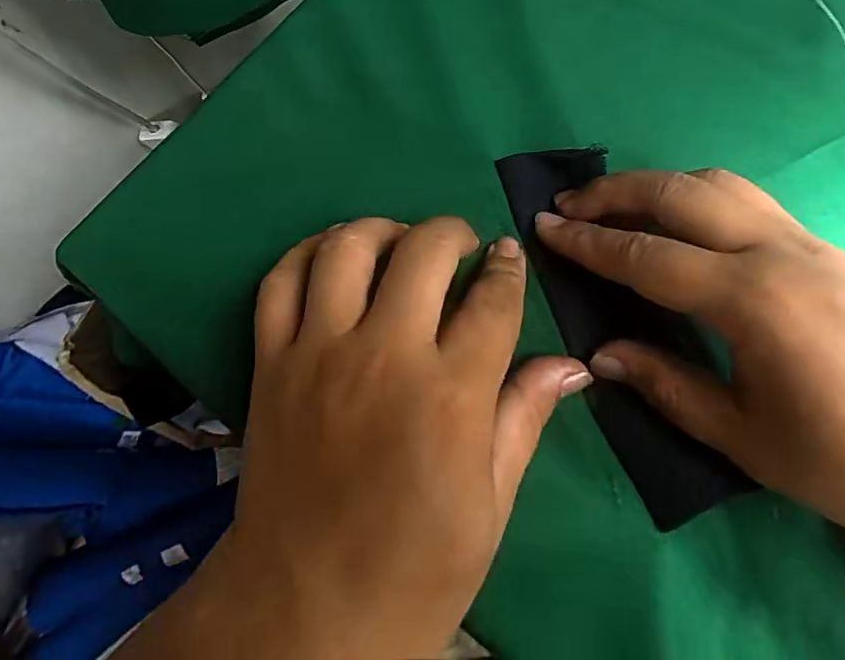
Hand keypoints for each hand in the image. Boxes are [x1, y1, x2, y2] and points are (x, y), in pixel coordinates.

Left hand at [127, 218, 589, 659]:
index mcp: (451, 395)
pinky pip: (281, 280)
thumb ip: (526, 416)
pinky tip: (335, 258)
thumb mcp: (492, 502)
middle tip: (461, 247)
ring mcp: (319, 353)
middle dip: (452, 232)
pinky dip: (309, 253)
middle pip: (423, 249)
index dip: (508, 266)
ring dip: (382, 229)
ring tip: (399, 245)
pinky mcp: (270, 362)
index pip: (492, 298)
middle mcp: (385, 356)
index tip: (508, 254)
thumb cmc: (417, 566)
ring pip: (348, 247)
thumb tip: (574, 364)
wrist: (305, 615)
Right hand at [533, 169, 844, 574]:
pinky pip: (750, 202)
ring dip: (660, 184)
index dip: (587, 240)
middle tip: (569, 204)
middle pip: (677, 194)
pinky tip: (691, 227)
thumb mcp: (754, 442)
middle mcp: (774, 250)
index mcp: (748, 297)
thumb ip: (669, 386)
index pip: (645, 255)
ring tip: (622, 205)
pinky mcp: (832, 250)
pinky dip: (700, 197)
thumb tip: (602, 353)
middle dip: (614, 192)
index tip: (542, 225)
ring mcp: (809, 243)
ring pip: (718, 185)